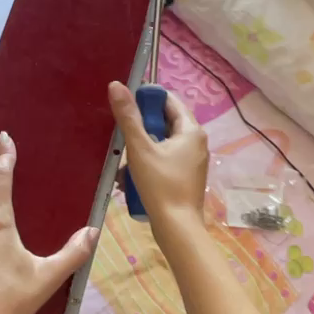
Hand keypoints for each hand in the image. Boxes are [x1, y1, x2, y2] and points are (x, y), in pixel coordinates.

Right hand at [108, 82, 209, 226]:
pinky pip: (163, 163)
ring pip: (161, 146)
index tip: (125, 105)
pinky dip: (146, 166)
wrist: (177, 227)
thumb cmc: (161, 185)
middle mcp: (196, 143)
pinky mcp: (185, 178)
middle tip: (120, 138)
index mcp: (191, 131)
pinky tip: (130, 180)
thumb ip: (128, 117)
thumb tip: (117, 85)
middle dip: (139, 131)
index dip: (147, 99)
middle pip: (163, 124)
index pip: (169, 102)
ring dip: (139, 152)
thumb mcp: (140, 149)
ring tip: (122, 165)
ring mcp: (192, 162)